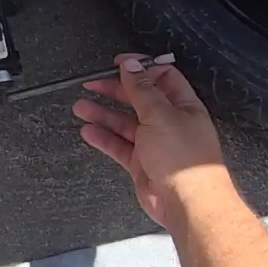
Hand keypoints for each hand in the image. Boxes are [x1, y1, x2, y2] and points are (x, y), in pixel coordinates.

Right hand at [74, 54, 231, 229]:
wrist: (187, 203)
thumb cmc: (184, 159)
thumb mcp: (160, 114)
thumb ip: (142, 89)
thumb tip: (131, 65)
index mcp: (182, 106)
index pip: (161, 77)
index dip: (140, 68)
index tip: (118, 63)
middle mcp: (169, 122)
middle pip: (138, 99)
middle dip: (115, 90)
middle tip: (92, 84)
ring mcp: (154, 143)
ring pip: (124, 123)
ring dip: (102, 114)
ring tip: (80, 107)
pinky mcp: (141, 163)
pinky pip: (118, 145)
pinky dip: (102, 138)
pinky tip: (88, 131)